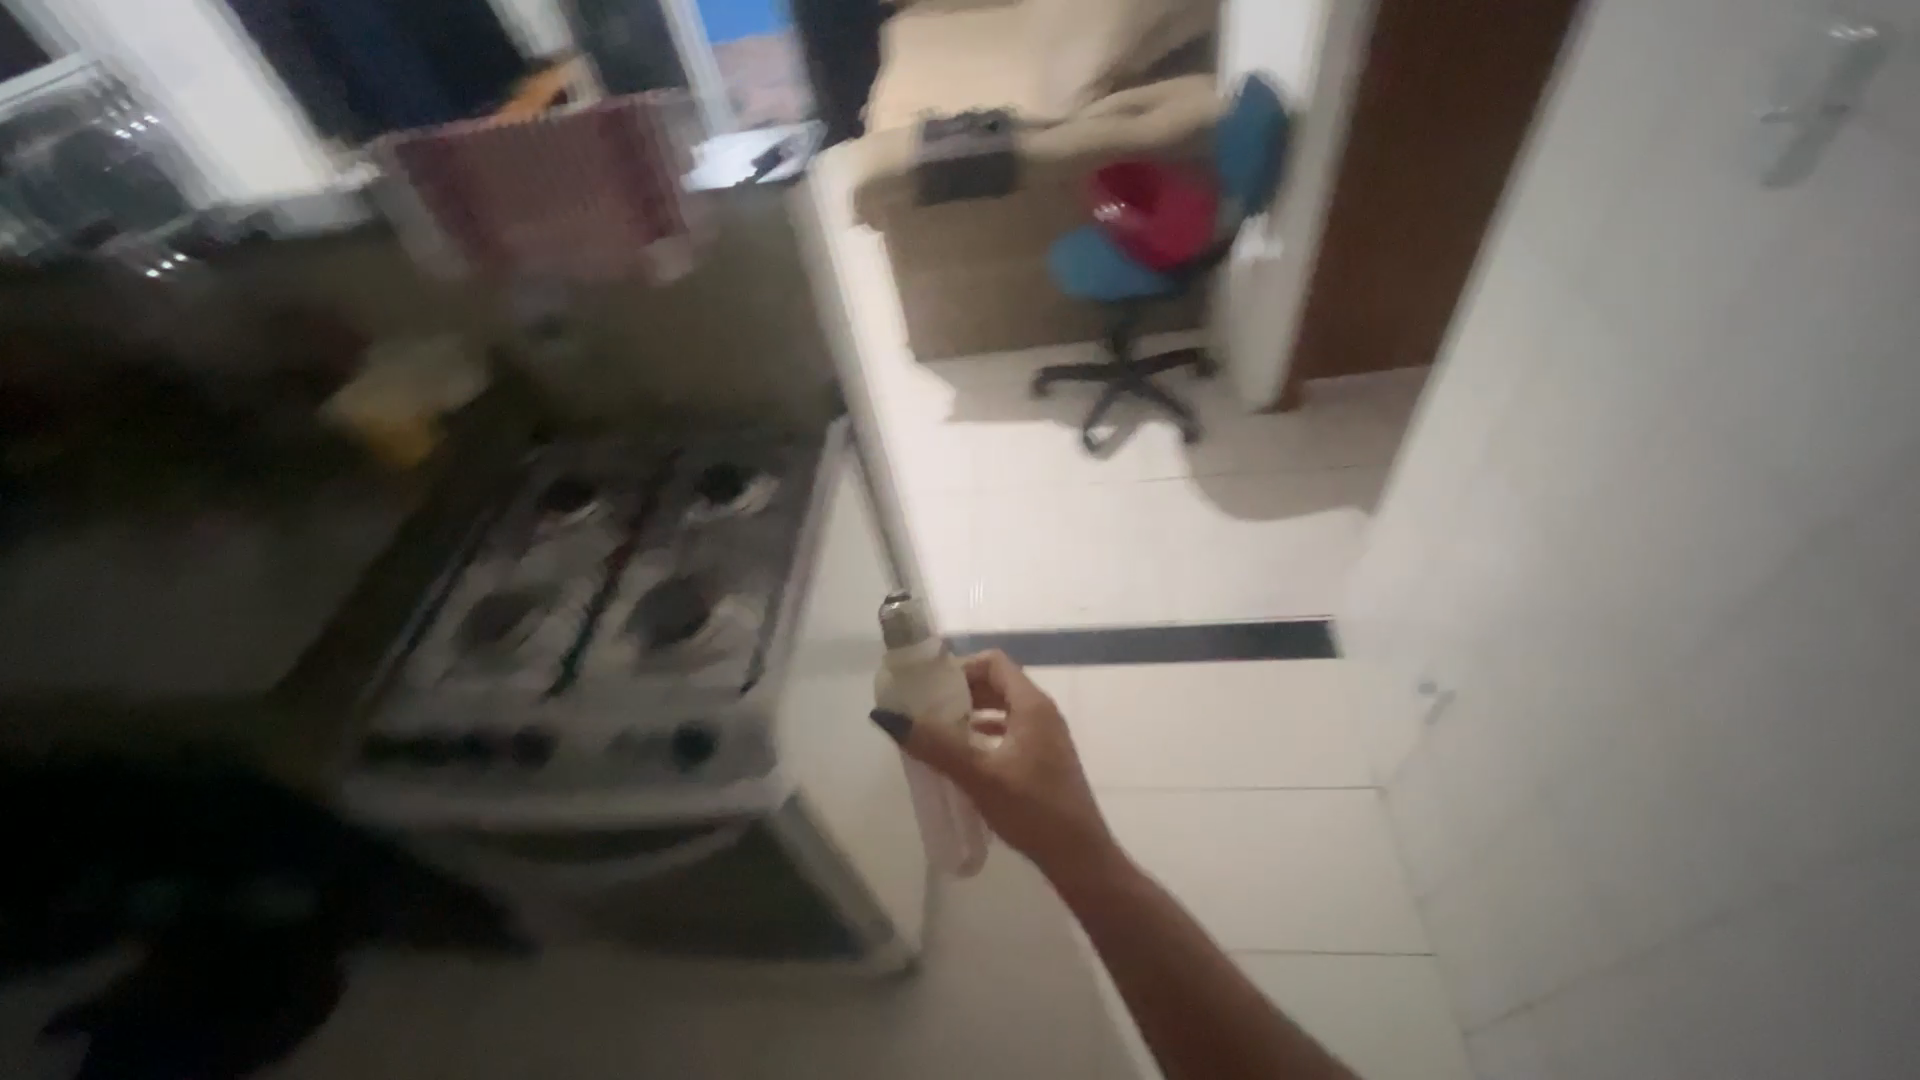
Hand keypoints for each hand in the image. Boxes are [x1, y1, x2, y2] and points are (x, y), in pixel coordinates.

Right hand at [873, 650, 1119, 885]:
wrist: (1079, 855)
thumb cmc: (1033, 809)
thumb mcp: (979, 776)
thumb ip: (936, 745)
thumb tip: (889, 717)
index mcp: (1032, 705)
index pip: (993, 663)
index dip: (960, 668)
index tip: (929, 687)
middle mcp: (1041, 712)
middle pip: (996, 683)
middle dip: (961, 691)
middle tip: (926, 709)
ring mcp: (1045, 735)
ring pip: (1002, 708)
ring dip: (971, 714)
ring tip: (938, 731)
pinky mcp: (1044, 758)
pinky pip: (1009, 731)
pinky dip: (985, 734)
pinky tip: (964, 755)